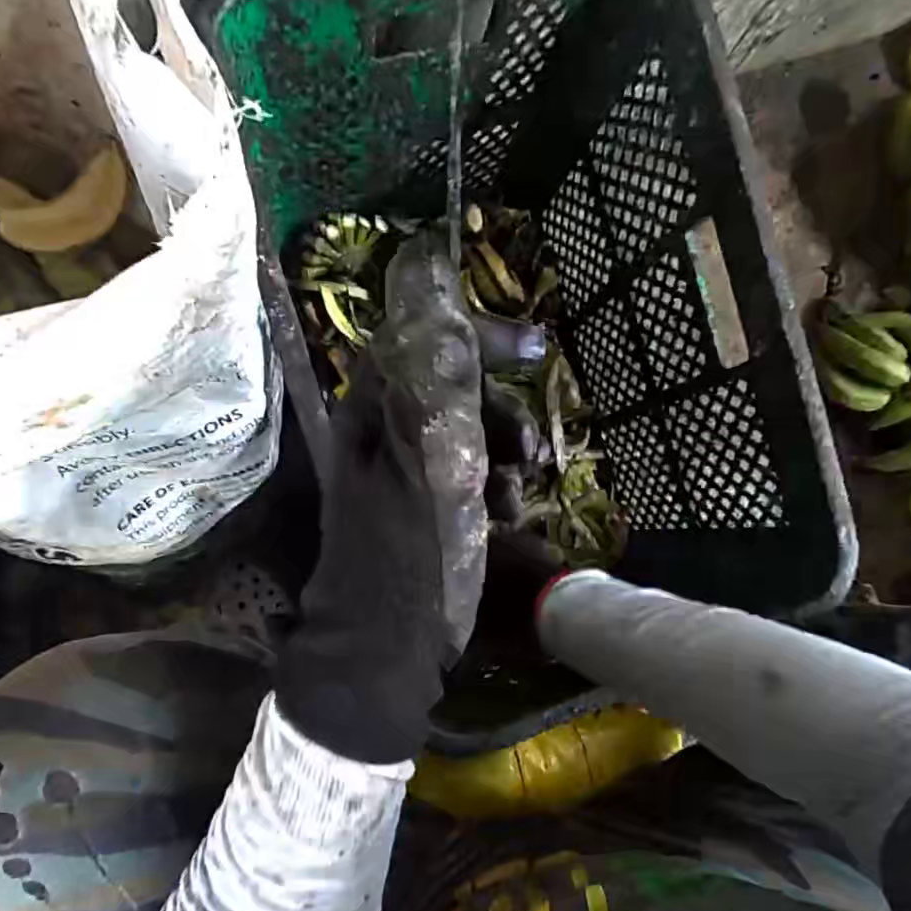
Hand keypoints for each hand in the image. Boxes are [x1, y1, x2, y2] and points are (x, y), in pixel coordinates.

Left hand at [274, 233, 486, 763]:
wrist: (383, 650)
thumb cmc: (416, 557)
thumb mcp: (437, 458)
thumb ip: (439, 365)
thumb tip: (427, 261)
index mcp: (379, 406)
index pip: (424, 331)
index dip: (481, 331)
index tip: (532, 349)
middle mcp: (381, 428)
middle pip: (453, 386)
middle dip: (503, 413)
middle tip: (531, 453)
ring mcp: (396, 468)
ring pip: (466, 431)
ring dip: (505, 457)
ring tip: (515, 498)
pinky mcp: (412, 504)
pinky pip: (462, 470)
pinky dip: (492, 486)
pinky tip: (504, 517)